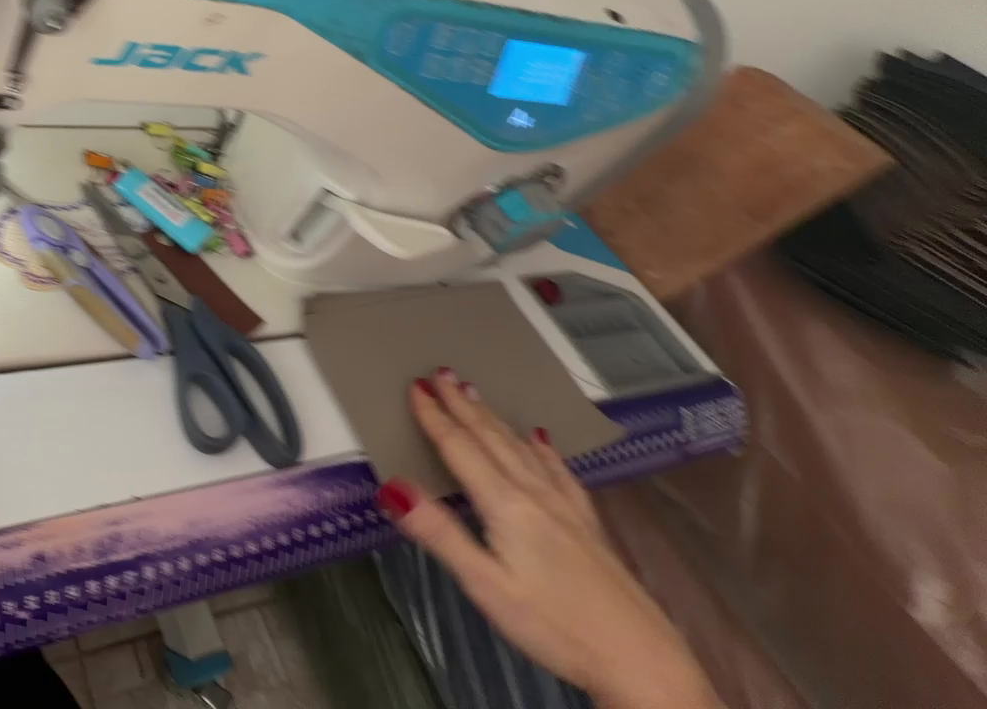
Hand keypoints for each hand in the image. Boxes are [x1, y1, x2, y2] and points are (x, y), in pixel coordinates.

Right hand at [377, 368, 722, 708]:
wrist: (642, 661)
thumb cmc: (553, 625)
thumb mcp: (483, 584)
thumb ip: (438, 532)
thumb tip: (391, 486)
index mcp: (505, 504)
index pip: (461, 450)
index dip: (436, 418)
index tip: (416, 386)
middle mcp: (535, 495)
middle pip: (492, 439)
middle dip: (463, 405)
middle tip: (442, 373)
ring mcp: (566, 508)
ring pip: (521, 448)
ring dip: (493, 418)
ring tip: (476, 393)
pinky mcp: (587, 525)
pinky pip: (558, 471)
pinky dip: (542, 449)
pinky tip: (541, 440)